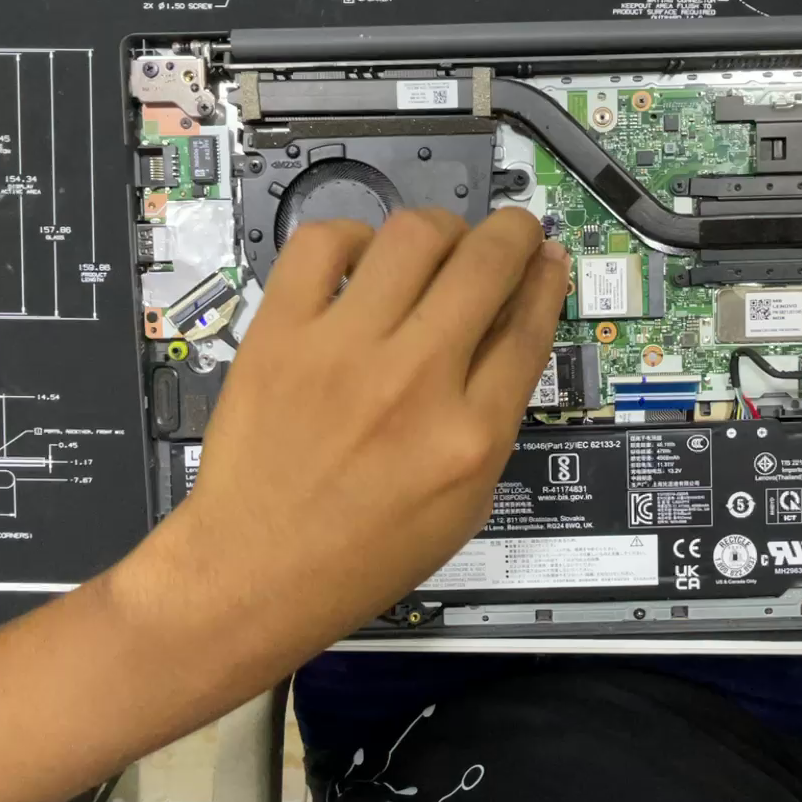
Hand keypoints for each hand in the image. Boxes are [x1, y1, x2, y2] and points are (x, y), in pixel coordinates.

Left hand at [118, 208, 567, 660]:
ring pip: (414, 237)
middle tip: (508, 236)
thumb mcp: (465, 503)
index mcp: (471, 437)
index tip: (545, 260)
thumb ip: (495, 415)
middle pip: (486, 264)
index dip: (546, 279)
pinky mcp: (280, 335)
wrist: (254, 571)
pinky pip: (323, 244)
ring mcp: (343, 351)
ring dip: (443, 230)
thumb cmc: (366, 553)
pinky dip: (354, 239)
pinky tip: (363, 265)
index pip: (529, 326)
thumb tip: (508, 328)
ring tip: (438, 250)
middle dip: (513, 233)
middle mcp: (415, 382)